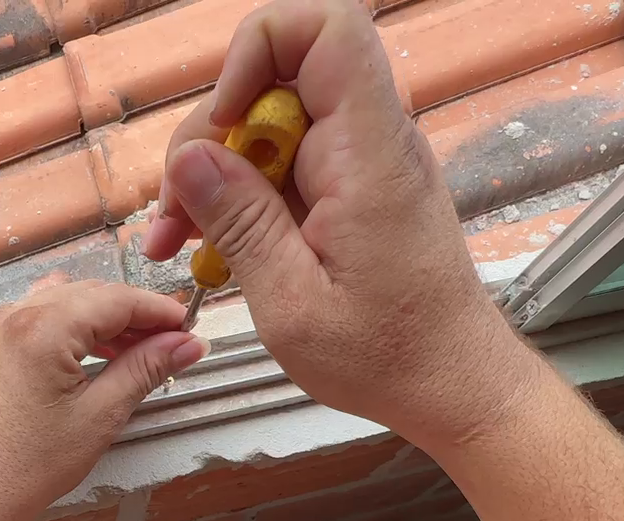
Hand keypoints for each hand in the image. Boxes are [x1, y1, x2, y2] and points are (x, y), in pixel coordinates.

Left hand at [0, 281, 206, 520]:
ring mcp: (1, 326)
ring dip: (108, 321)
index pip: (117, 299)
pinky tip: (99, 355)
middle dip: (137, 316)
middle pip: (94, 294)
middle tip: (173, 345)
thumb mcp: (100, 416)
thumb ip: (145, 370)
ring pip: (70, 302)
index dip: (159, 311)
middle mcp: (16, 314)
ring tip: (140, 355)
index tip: (189, 328)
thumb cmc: (26, 467)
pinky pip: (46, 316)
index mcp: (43, 328)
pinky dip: (78, 327)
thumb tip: (185, 345)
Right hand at [142, 0, 542, 445]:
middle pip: (276, 85)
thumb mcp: (292, 305)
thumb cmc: (387, 357)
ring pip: (271, 134)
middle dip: (209, 143)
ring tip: (180, 244)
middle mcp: (369, 147)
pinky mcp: (351, 198)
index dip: (257, 54)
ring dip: (216, 181)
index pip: (325, 31)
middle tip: (174, 221)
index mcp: (366, 159)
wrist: (448, 382)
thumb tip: (190, 159)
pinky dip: (243, 204)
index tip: (221, 130)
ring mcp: (359, 171)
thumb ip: (241, 225)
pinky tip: (217, 251)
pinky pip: (286, 173)